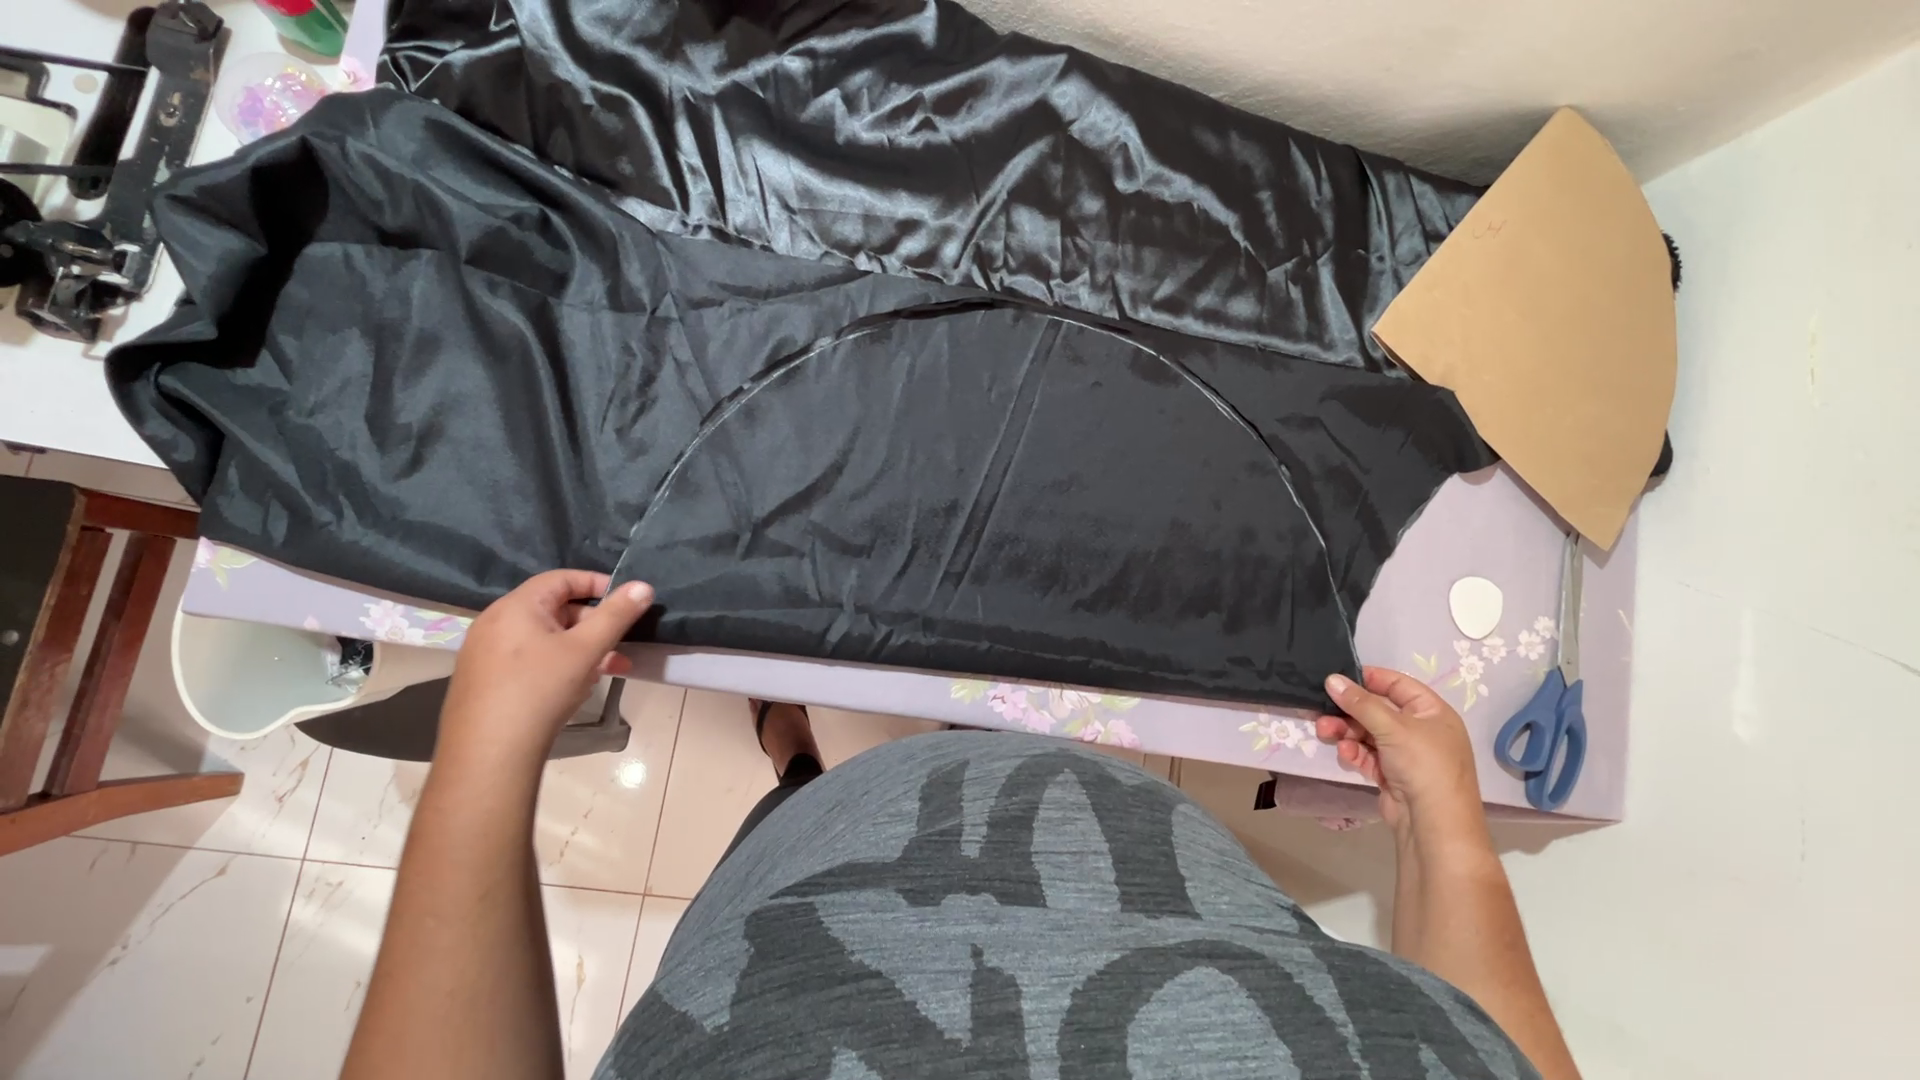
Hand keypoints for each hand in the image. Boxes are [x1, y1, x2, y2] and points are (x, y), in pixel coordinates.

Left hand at [438, 571, 654, 761]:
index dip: (597, 584)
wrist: (488, 753)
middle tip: (619, 646)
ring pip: (544, 638)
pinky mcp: (483, 679)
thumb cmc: (540, 690)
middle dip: (593, 625)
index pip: (561, 578)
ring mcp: (484, 652)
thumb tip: (643, 585)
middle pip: (554, 609)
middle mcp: (494, 622)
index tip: (626, 601)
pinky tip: (573, 688)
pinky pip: (527, 658)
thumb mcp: (586, 649)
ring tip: (605, 671)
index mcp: (516, 607)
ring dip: (580, 648)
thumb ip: (616, 615)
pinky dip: (556, 663)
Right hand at [1315, 667, 1486, 843]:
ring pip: (1367, 733)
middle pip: (1377, 711)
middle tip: (1322, 710)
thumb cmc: (1423, 765)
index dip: (1369, 678)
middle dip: (1348, 711)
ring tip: (1325, 732)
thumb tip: (1331, 679)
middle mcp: (1421, 730)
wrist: (1433, 824)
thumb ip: (1360, 702)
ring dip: (1346, 731)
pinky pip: (1367, 754)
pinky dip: (1354, 752)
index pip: (1398, 685)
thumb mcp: (1392, 727)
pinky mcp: (1391, 773)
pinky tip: (1345, 755)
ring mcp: (1406, 754)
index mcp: (1432, 712)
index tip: (1338, 677)